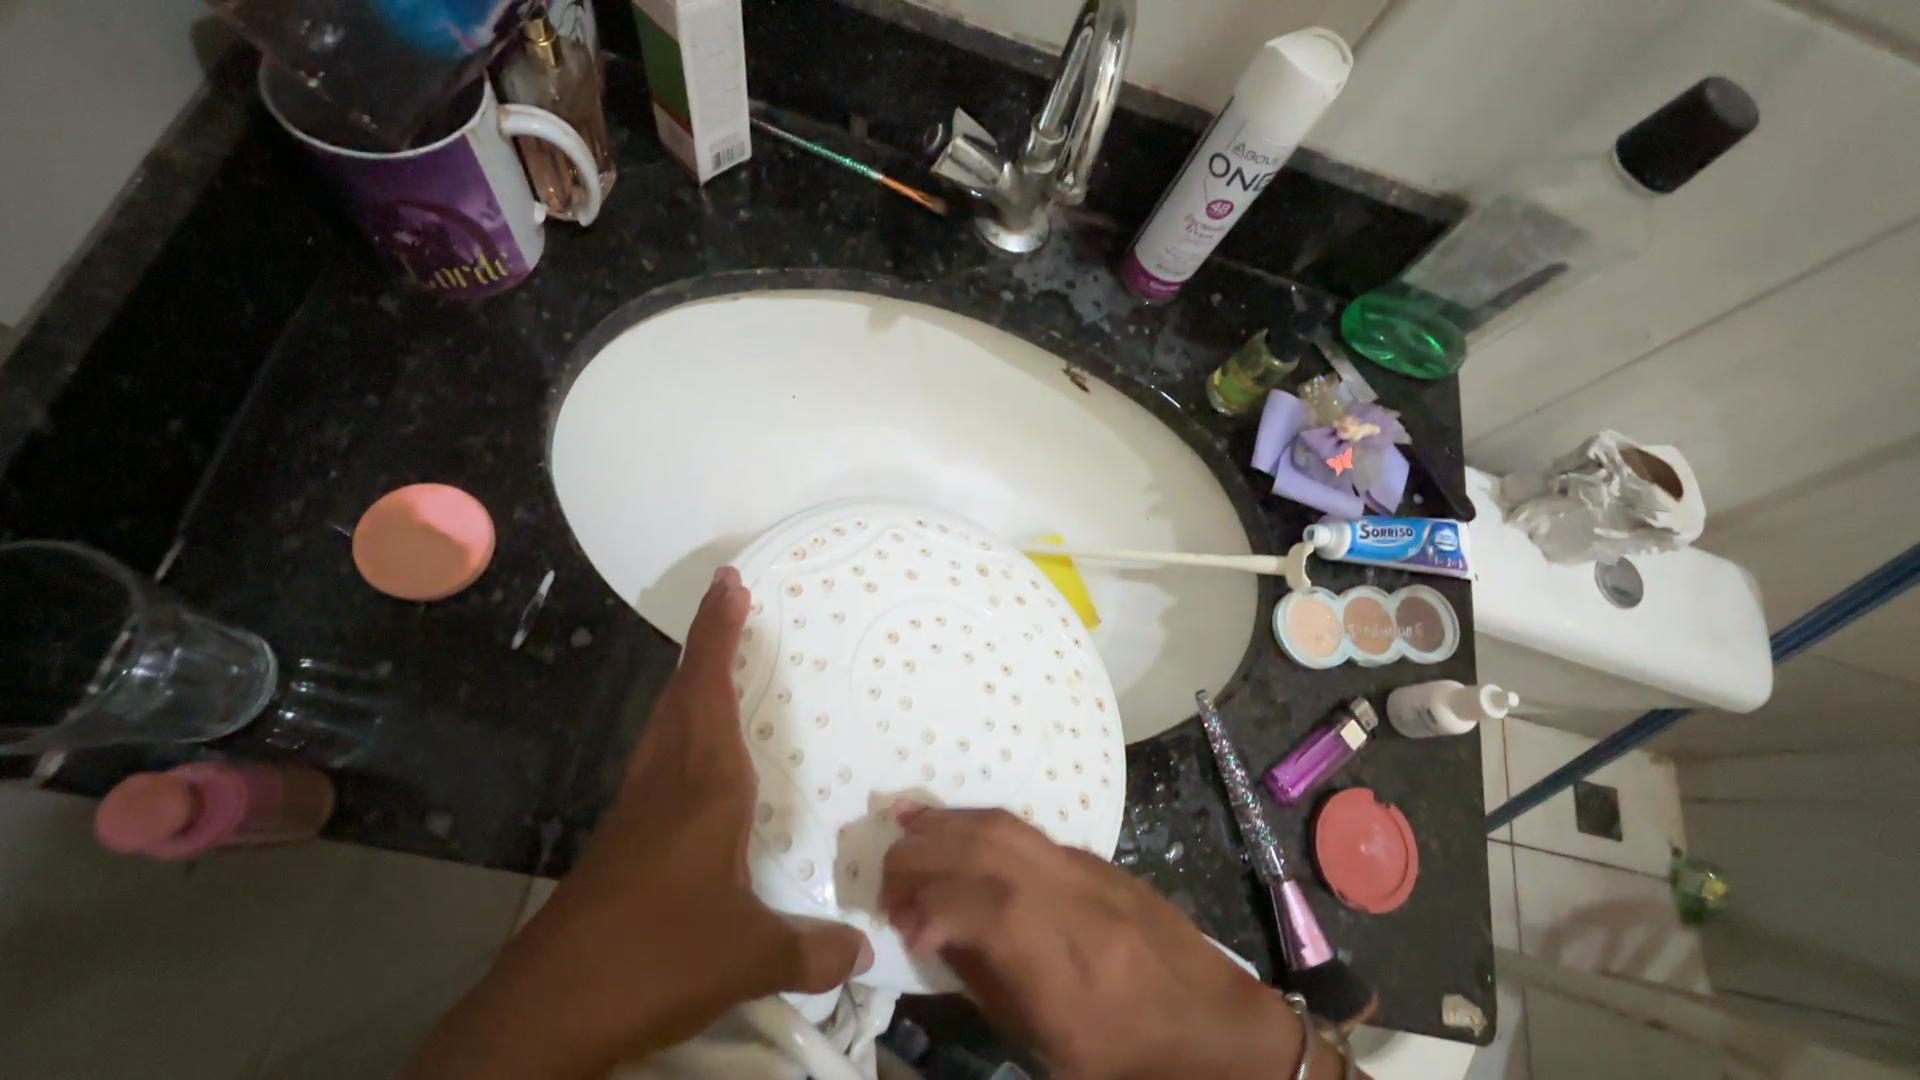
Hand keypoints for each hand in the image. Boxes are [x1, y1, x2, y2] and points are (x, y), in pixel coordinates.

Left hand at [410, 568, 871, 1079]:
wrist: (546, 1009)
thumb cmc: (655, 957)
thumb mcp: (746, 956)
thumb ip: (810, 950)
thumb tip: (864, 948)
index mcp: (702, 786)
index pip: (709, 689)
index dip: (718, 633)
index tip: (729, 584)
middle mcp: (666, 782)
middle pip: (681, 694)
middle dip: (705, 644)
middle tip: (731, 606)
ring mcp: (637, 810)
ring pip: (665, 724)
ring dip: (689, 684)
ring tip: (718, 667)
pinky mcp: (622, 839)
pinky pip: (659, 760)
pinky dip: (682, 732)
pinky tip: (699, 763)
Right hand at [880, 806, 1339, 1079]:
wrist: (1215, 1025)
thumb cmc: (1129, 1055)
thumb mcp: (1050, 1043)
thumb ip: (987, 981)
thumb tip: (937, 933)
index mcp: (1057, 957)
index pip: (974, 906)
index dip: (924, 908)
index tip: (899, 928)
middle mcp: (1067, 897)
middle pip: (982, 850)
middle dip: (922, 853)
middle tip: (885, 875)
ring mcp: (1084, 870)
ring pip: (1004, 826)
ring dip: (948, 821)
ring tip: (903, 821)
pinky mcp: (1095, 860)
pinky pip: (1027, 830)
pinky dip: (982, 823)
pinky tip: (958, 827)